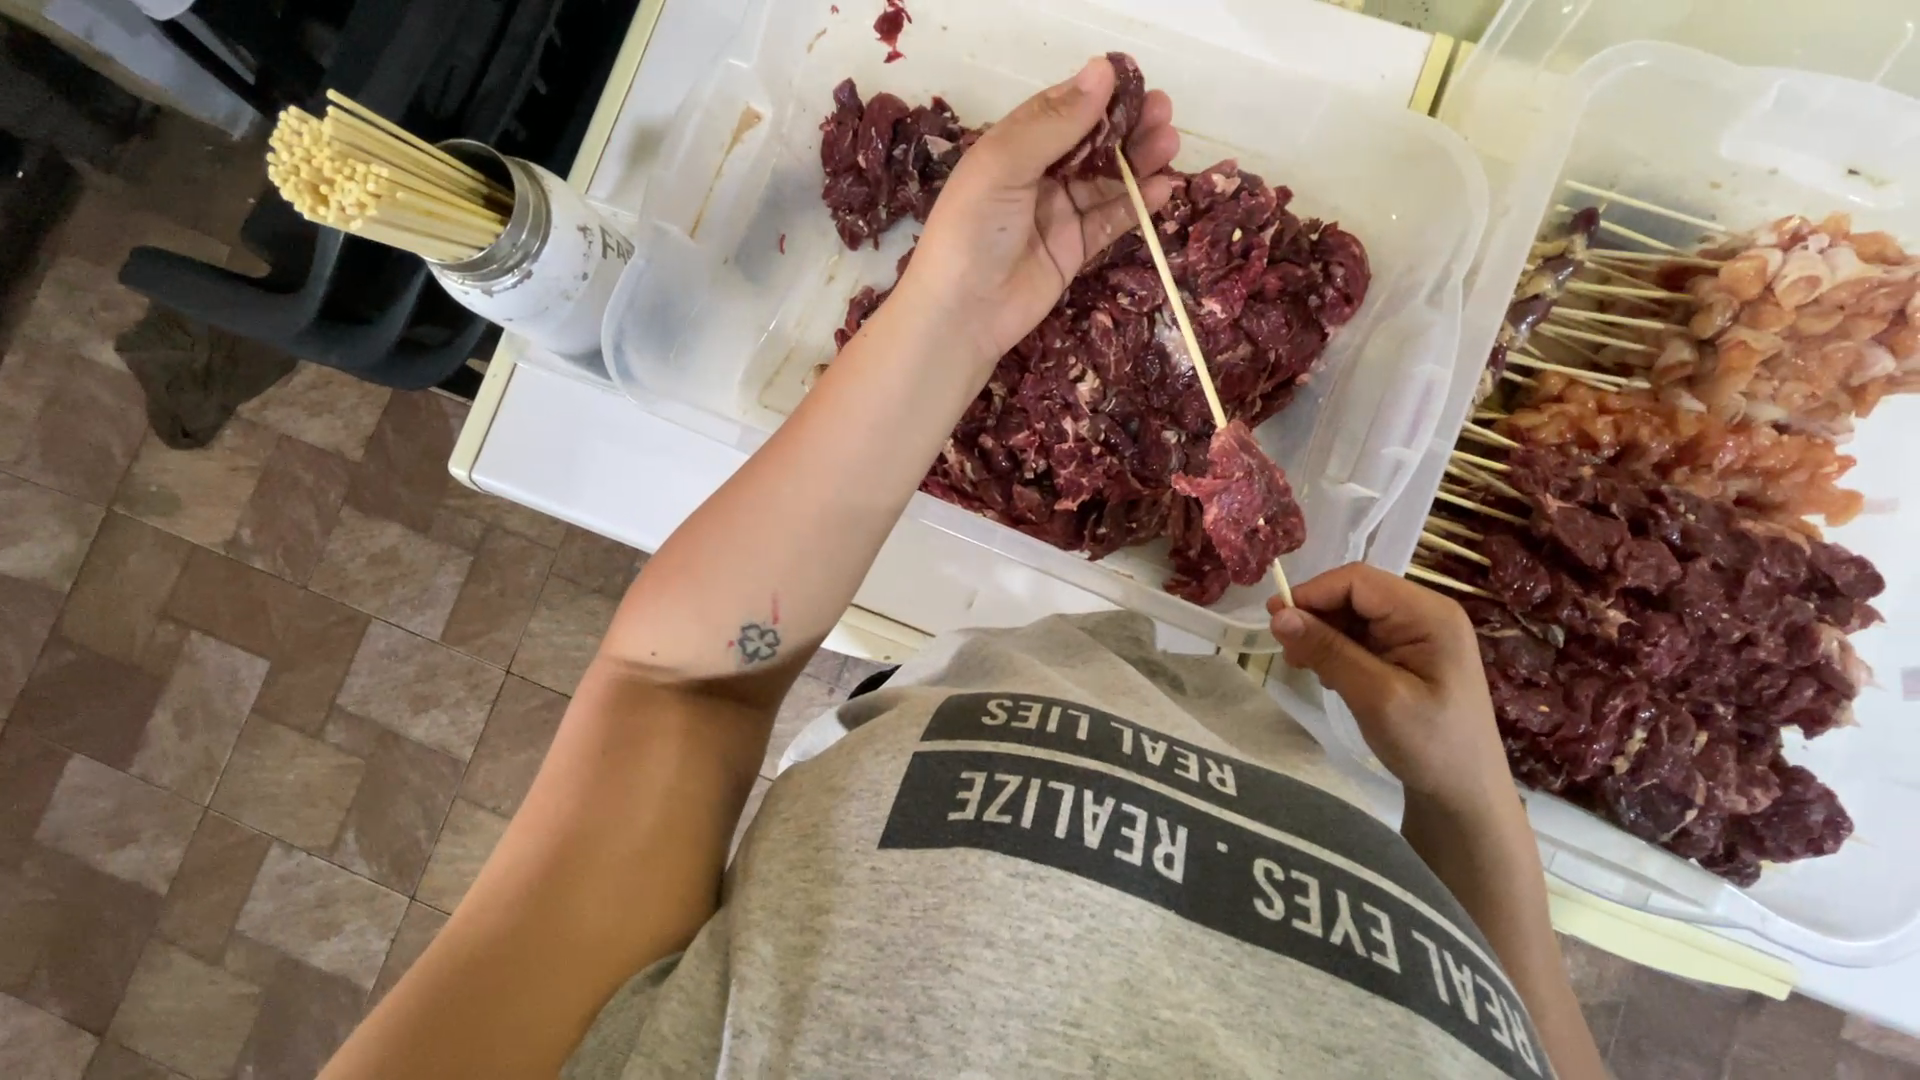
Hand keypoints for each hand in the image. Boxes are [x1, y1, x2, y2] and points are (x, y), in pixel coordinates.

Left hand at [899, 56, 1180, 366]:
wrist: (962, 313)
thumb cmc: (972, 231)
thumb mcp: (1003, 166)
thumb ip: (1053, 123)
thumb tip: (1104, 69)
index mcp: (1012, 147)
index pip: (1062, 110)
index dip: (1099, 96)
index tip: (1136, 82)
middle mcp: (1036, 177)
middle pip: (1091, 143)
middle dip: (1127, 127)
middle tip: (1164, 112)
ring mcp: (1057, 215)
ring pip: (1106, 180)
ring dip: (1138, 162)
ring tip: (1169, 145)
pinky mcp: (1073, 251)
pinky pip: (1110, 221)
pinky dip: (1135, 205)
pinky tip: (1161, 189)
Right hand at [1267, 564, 1514, 815]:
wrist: (1465, 793)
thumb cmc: (1429, 745)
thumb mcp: (1375, 697)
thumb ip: (1328, 651)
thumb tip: (1278, 616)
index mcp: (1429, 614)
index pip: (1357, 581)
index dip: (1312, 593)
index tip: (1275, 622)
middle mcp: (1425, 614)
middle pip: (1354, 593)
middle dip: (1316, 615)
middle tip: (1288, 652)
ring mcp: (1418, 633)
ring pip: (1352, 613)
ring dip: (1322, 633)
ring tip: (1302, 665)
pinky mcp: (1408, 653)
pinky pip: (1361, 634)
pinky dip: (1335, 647)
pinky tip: (1326, 673)